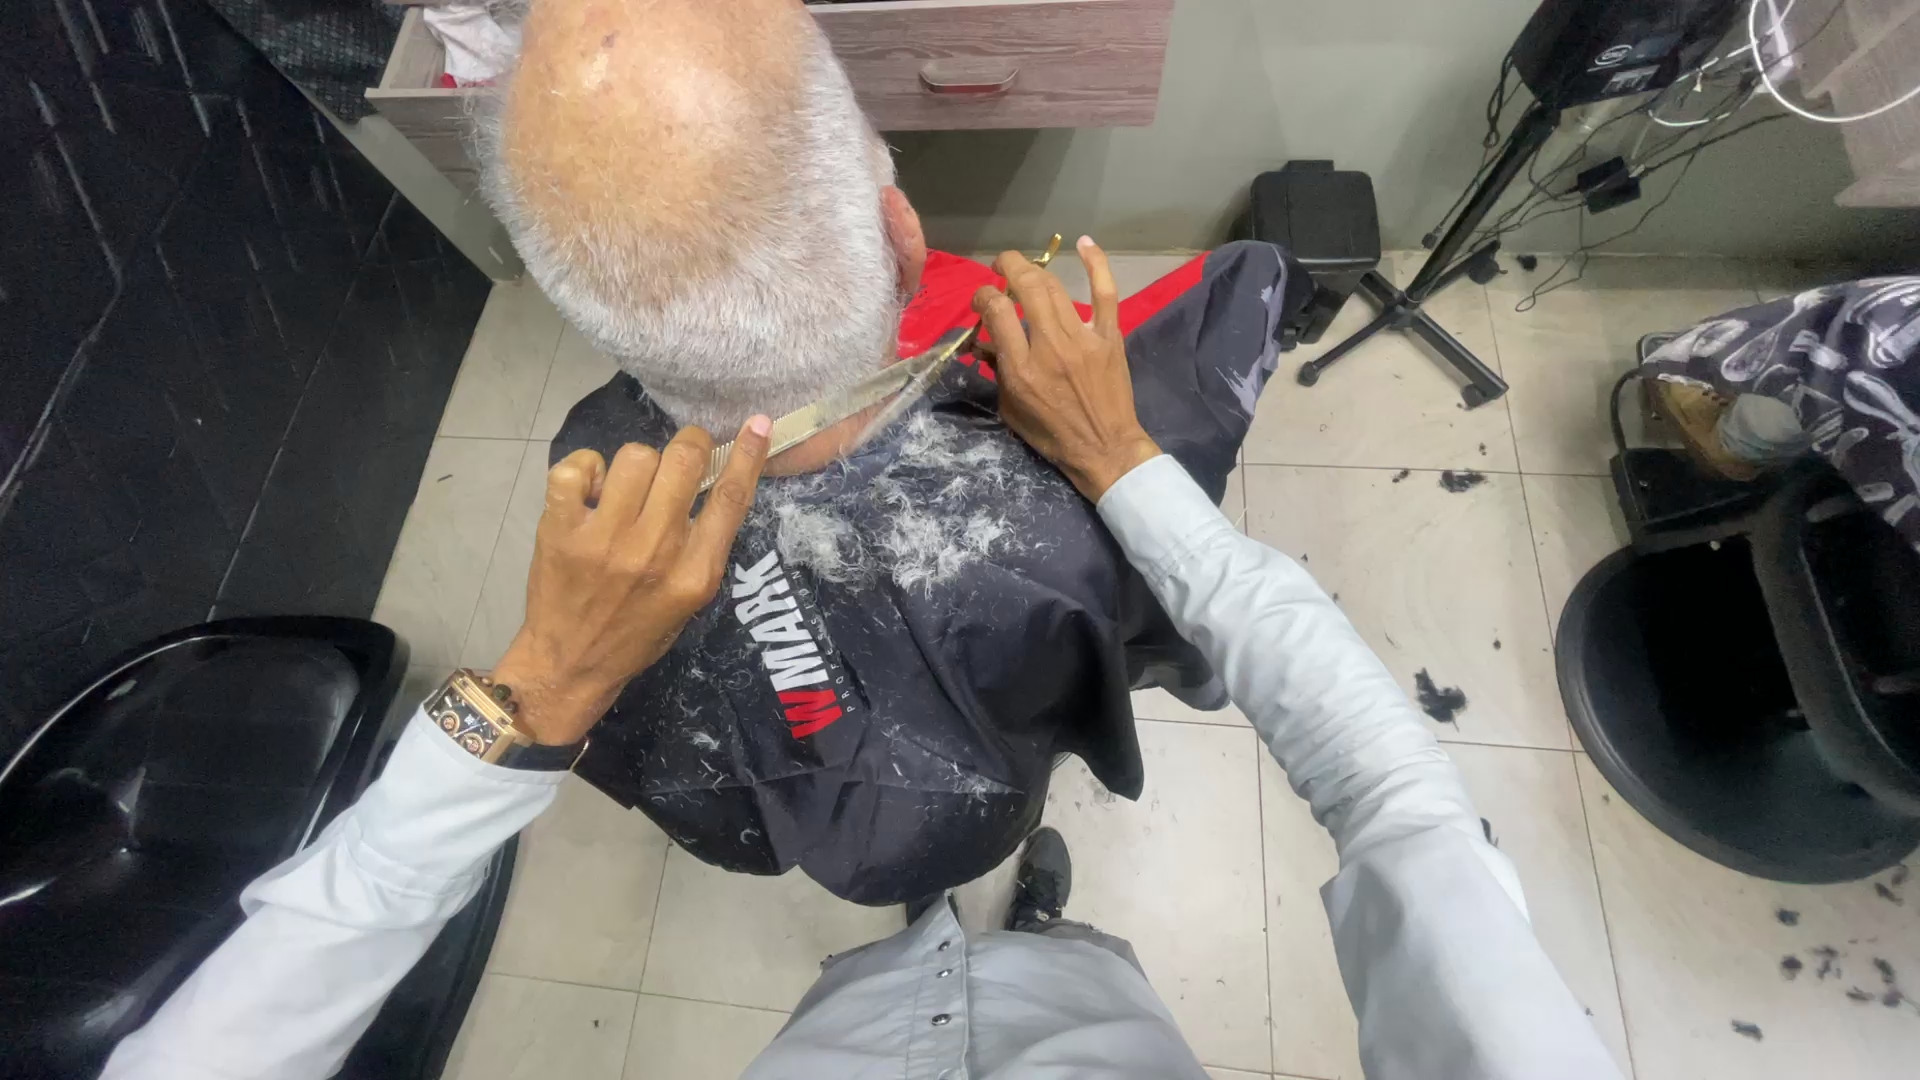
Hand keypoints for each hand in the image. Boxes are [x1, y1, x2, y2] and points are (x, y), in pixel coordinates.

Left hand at [488, 417, 771, 744]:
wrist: (571, 663)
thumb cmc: (642, 631)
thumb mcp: (694, 598)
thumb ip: (707, 544)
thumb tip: (715, 481)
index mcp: (695, 572)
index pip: (729, 499)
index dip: (747, 455)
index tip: (758, 423)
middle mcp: (654, 551)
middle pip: (683, 462)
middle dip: (690, 445)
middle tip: (685, 455)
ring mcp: (603, 539)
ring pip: (635, 457)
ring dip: (640, 462)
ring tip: (631, 486)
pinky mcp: (560, 530)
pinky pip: (577, 467)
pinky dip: (588, 467)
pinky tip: (593, 489)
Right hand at [972, 236, 1160, 500]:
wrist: (1104, 448)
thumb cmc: (1052, 434)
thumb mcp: (1011, 409)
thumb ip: (996, 372)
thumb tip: (983, 342)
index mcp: (1021, 369)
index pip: (996, 311)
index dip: (983, 296)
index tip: (981, 300)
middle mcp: (1050, 347)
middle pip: (1026, 287)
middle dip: (1007, 267)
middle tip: (999, 269)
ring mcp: (1083, 339)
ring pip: (1055, 288)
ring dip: (1035, 271)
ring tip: (1024, 270)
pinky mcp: (1109, 337)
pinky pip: (1105, 293)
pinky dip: (1096, 264)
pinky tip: (1084, 243)